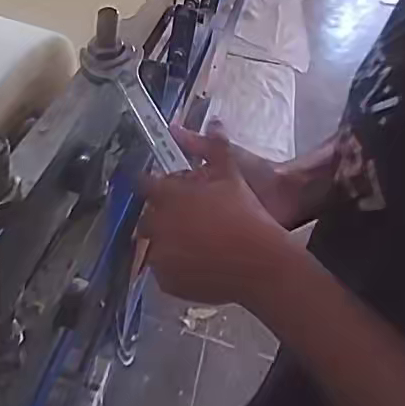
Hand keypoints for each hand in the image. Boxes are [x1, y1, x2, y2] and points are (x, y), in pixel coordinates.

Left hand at [138, 132, 303, 306]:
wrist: (259, 262)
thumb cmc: (243, 212)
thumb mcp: (230, 173)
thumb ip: (214, 146)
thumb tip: (212, 122)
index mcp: (167, 197)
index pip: (145, 184)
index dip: (155, 182)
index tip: (165, 185)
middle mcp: (157, 226)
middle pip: (148, 215)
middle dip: (163, 212)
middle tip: (189, 213)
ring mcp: (160, 258)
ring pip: (155, 243)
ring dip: (168, 238)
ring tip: (195, 238)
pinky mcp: (167, 283)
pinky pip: (163, 269)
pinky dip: (175, 263)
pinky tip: (197, 259)